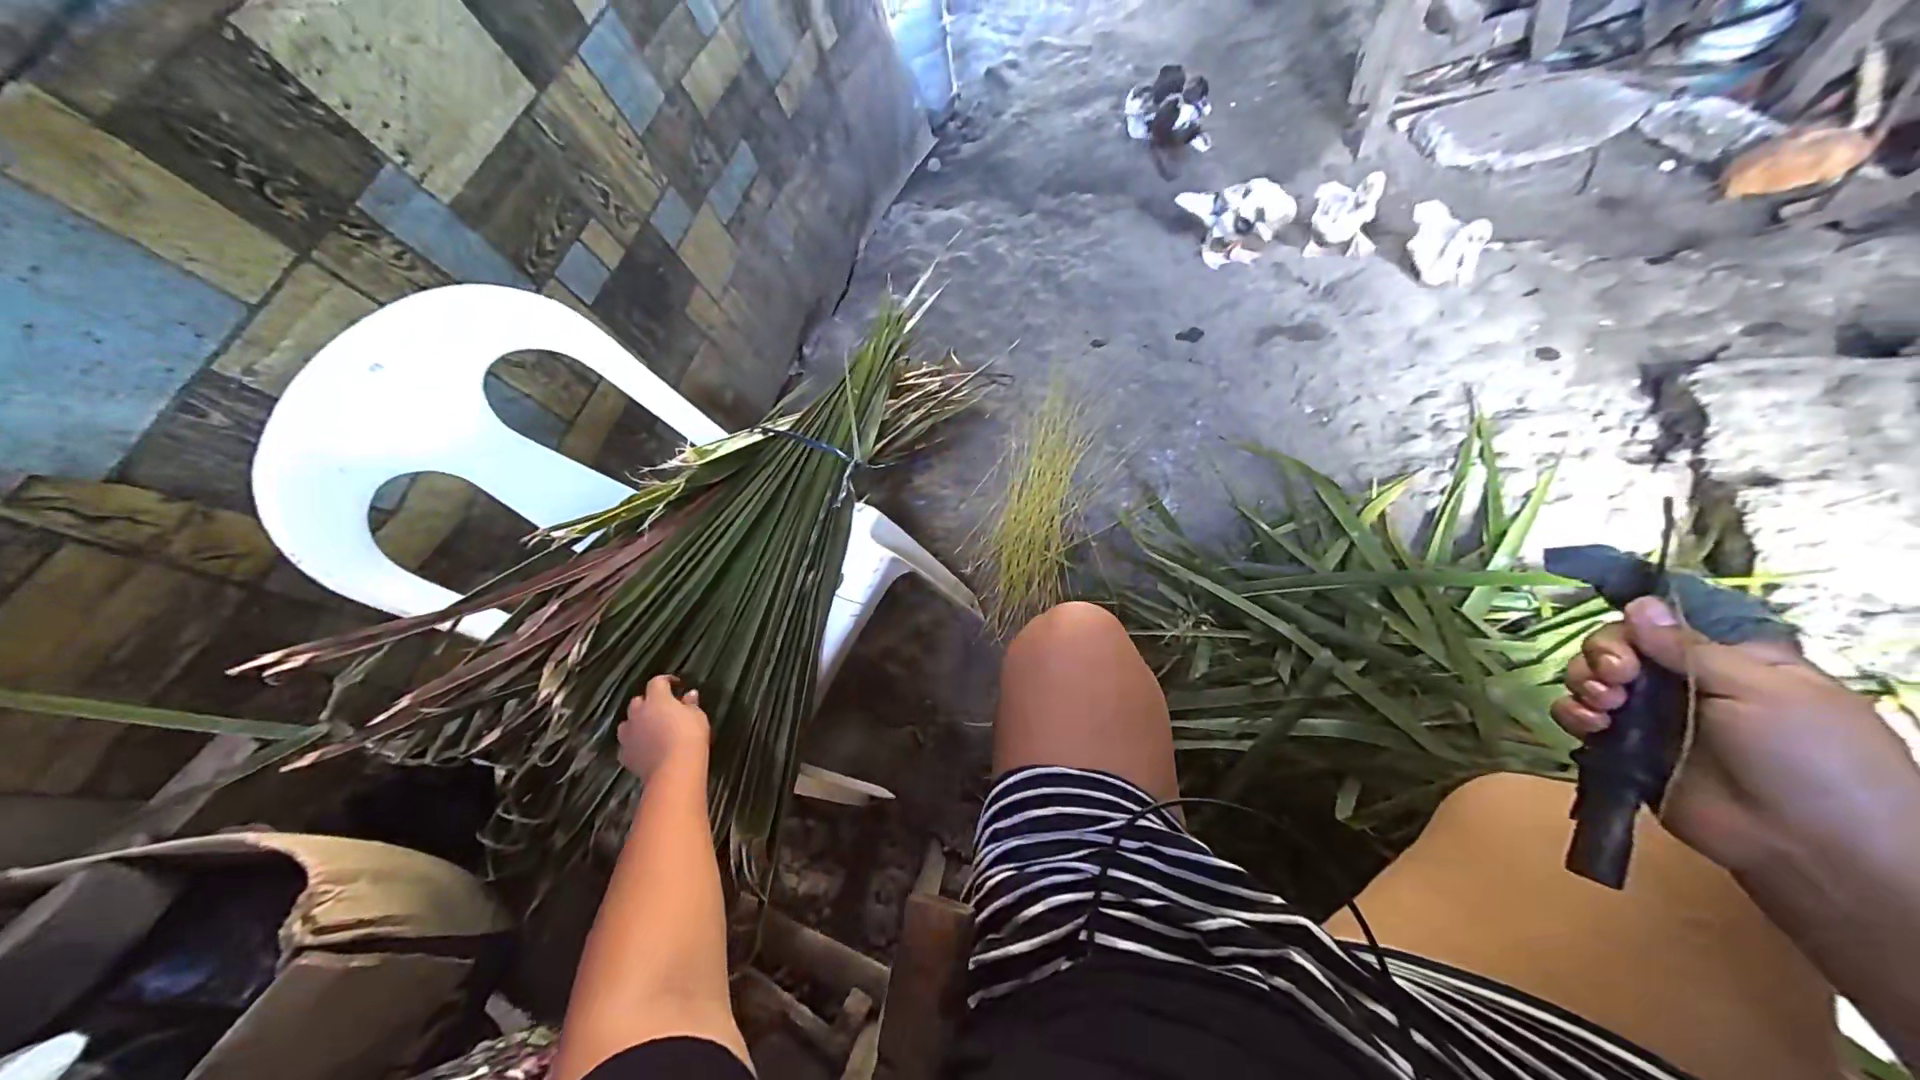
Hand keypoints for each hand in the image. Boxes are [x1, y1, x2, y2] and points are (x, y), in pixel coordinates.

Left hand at [618, 675, 709, 782]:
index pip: (657, 682)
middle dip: (648, 702)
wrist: (674, 769)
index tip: (675, 685)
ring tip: (650, 729)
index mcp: (657, 700)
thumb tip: (689, 695)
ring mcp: (628, 735)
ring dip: (637, 722)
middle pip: (638, 701)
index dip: (666, 681)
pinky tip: (645, 749)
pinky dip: (634, 744)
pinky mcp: (625, 755)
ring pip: (627, 723)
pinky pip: (627, 744)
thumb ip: (691, 705)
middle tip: (663, 709)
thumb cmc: (690, 737)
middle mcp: (638, 713)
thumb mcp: (698, 717)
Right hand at [1551, 597, 1919, 874]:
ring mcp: (1652, 719)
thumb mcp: (1761, 690)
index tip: (1630, 653)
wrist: (1810, 845)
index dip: (1632, 630)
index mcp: (1725, 662)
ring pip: (1590, 680)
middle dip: (1602, 658)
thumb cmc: (1809, 757)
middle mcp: (1683, 684)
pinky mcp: (1624, 751)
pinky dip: (1572, 714)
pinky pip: (1580, 719)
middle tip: (1615, 680)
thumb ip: (1689, 648)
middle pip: (1615, 649)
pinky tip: (1589, 725)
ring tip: (1604, 707)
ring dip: (1584, 684)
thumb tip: (1637, 603)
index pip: (1658, 627)